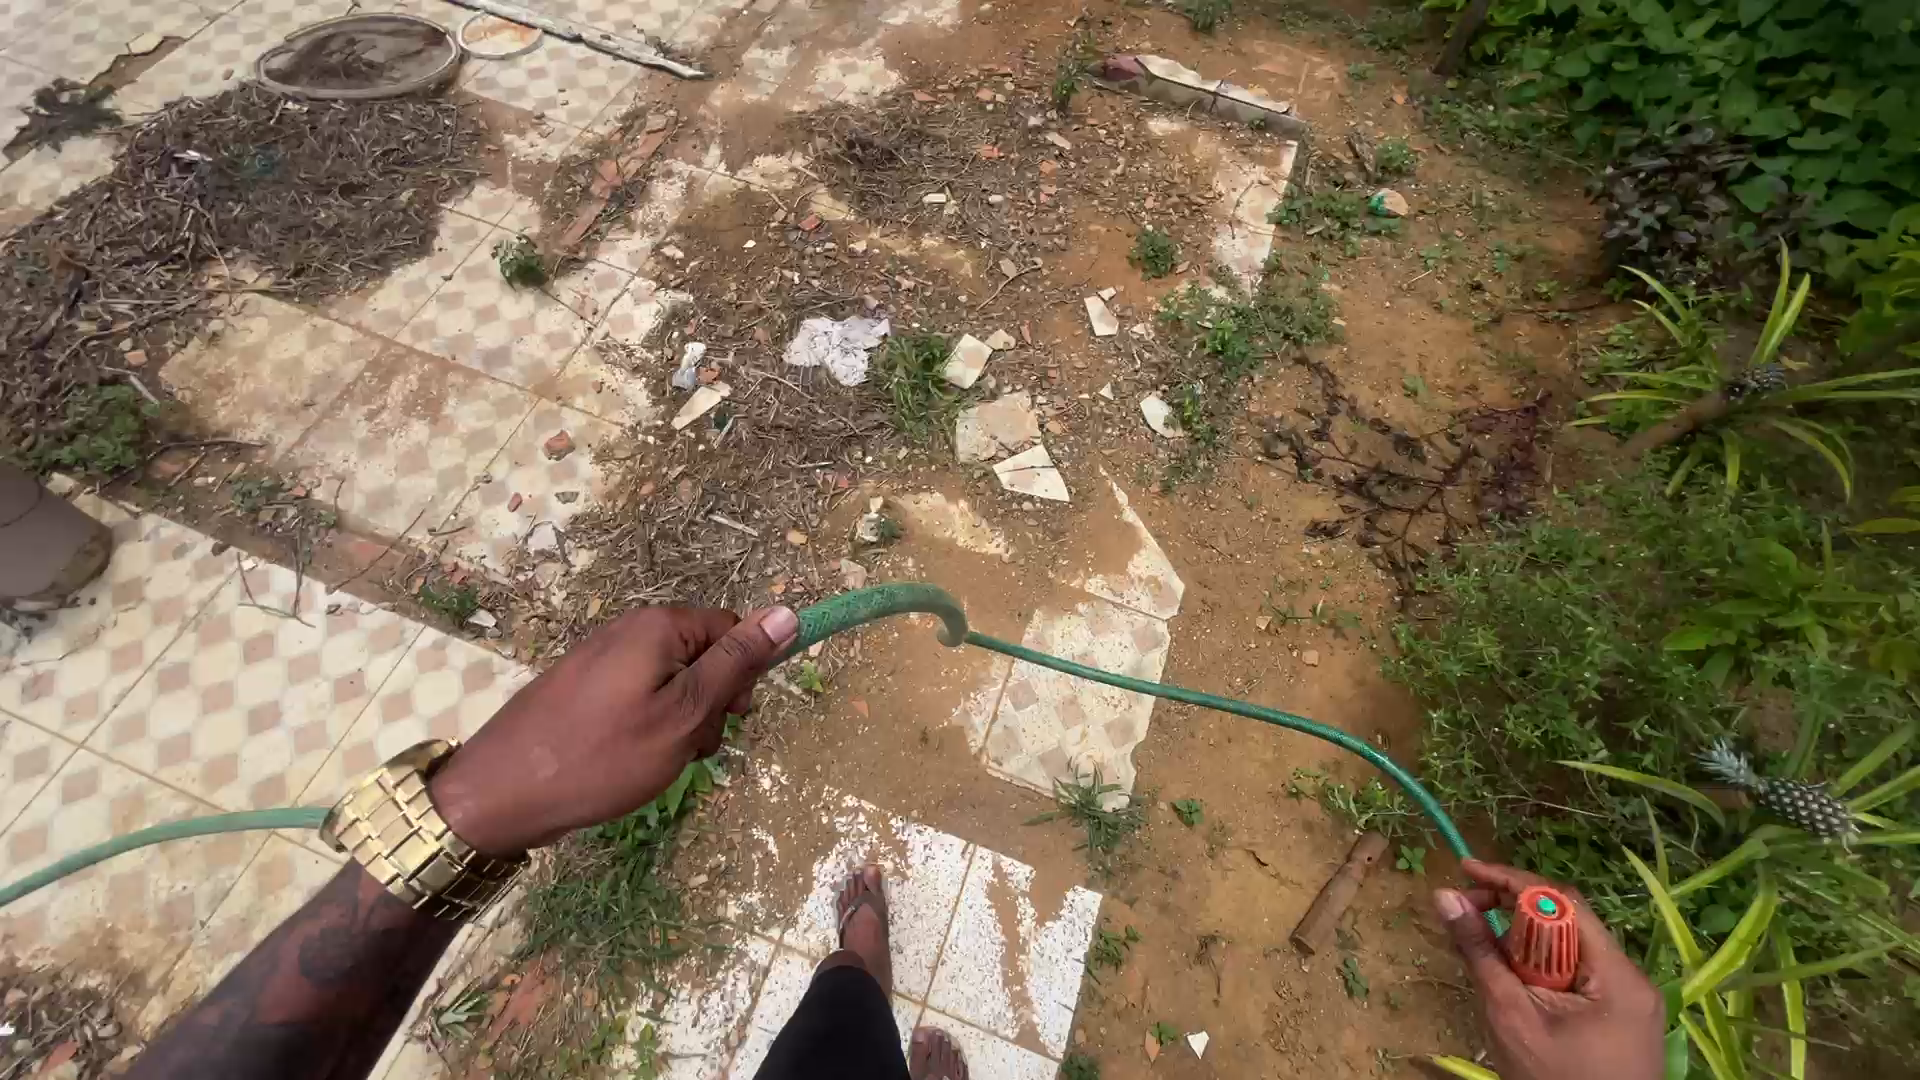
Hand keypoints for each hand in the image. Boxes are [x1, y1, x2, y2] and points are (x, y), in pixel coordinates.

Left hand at [426, 606, 798, 855]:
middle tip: (696, 744)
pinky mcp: (581, 685)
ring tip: (664, 759)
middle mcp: (630, 629)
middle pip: (702, 653)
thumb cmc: (604, 755)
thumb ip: (737, 662)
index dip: (742, 673)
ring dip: (684, 717)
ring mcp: (601, 657)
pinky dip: (650, 722)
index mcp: (660, 626)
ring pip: (672, 678)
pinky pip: (639, 692)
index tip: (732, 717)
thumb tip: (787, 612)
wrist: (496, 797)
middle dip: (712, 699)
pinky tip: (635, 758)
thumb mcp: (686, 712)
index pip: (731, 629)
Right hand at [1434, 859, 1665, 1079]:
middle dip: (1509, 908)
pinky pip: (1570, 967)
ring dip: (1518, 937)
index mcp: (1617, 977)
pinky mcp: (1615, 1013)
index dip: (1511, 880)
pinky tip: (1506, 973)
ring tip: (1480, 949)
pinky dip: (1533, 961)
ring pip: (1564, 943)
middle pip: (1564, 919)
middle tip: (1464, 910)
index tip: (1465, 871)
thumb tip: (1443, 895)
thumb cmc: (1554, 1079)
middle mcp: (1629, 979)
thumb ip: (1479, 950)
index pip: (1563, 902)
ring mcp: (1625, 998)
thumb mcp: (1509, 1011)